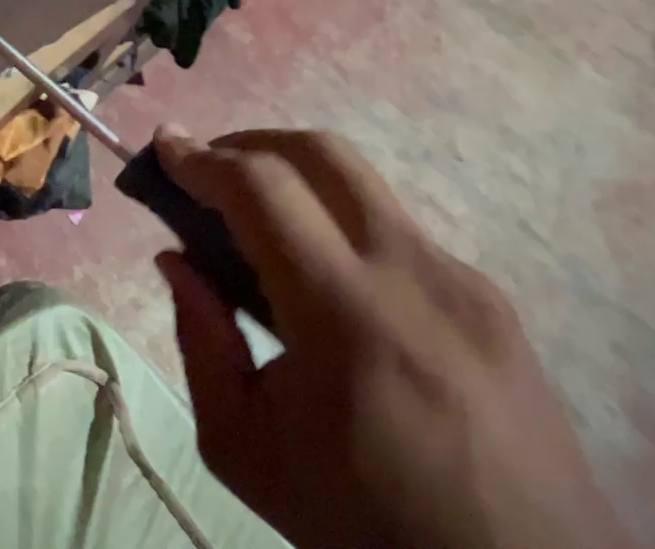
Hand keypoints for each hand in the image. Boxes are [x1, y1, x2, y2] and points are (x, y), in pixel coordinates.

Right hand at [152, 126, 631, 548]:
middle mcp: (414, 275)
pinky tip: (323, 281)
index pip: (262, 189)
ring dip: (295, 182)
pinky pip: (396, 232)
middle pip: (323, 153)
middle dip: (249, 142)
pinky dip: (338, 226)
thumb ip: (199, 338)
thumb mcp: (240, 443)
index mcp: (345, 316)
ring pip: (363, 187)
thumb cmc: (359, 519)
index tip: (163, 148)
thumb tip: (176, 259)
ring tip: (256, 228)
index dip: (202, 158)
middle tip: (205, 168)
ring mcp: (464, 281)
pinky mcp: (491, 300)